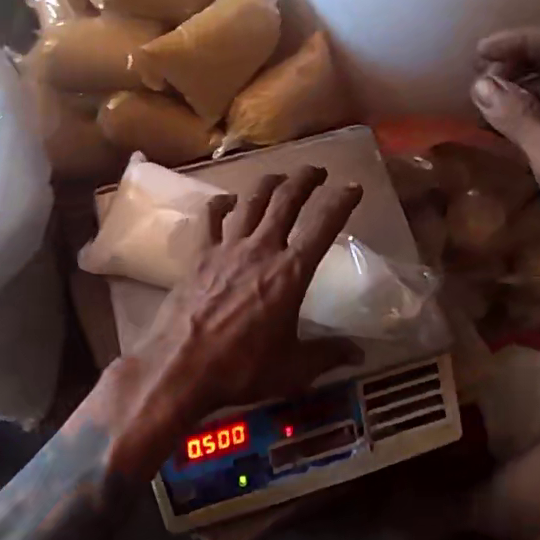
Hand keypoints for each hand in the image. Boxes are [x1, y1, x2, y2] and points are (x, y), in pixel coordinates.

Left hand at [129, 167, 363, 423]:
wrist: (180, 367)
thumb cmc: (242, 368)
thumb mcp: (293, 368)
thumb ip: (327, 355)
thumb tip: (359, 353)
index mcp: (290, 273)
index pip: (323, 226)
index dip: (341, 202)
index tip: (352, 187)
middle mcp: (261, 250)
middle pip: (286, 200)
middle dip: (305, 179)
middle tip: (317, 170)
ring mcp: (226, 248)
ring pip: (251, 202)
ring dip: (268, 183)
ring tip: (280, 176)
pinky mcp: (199, 255)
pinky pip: (210, 219)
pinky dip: (221, 204)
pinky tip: (227, 201)